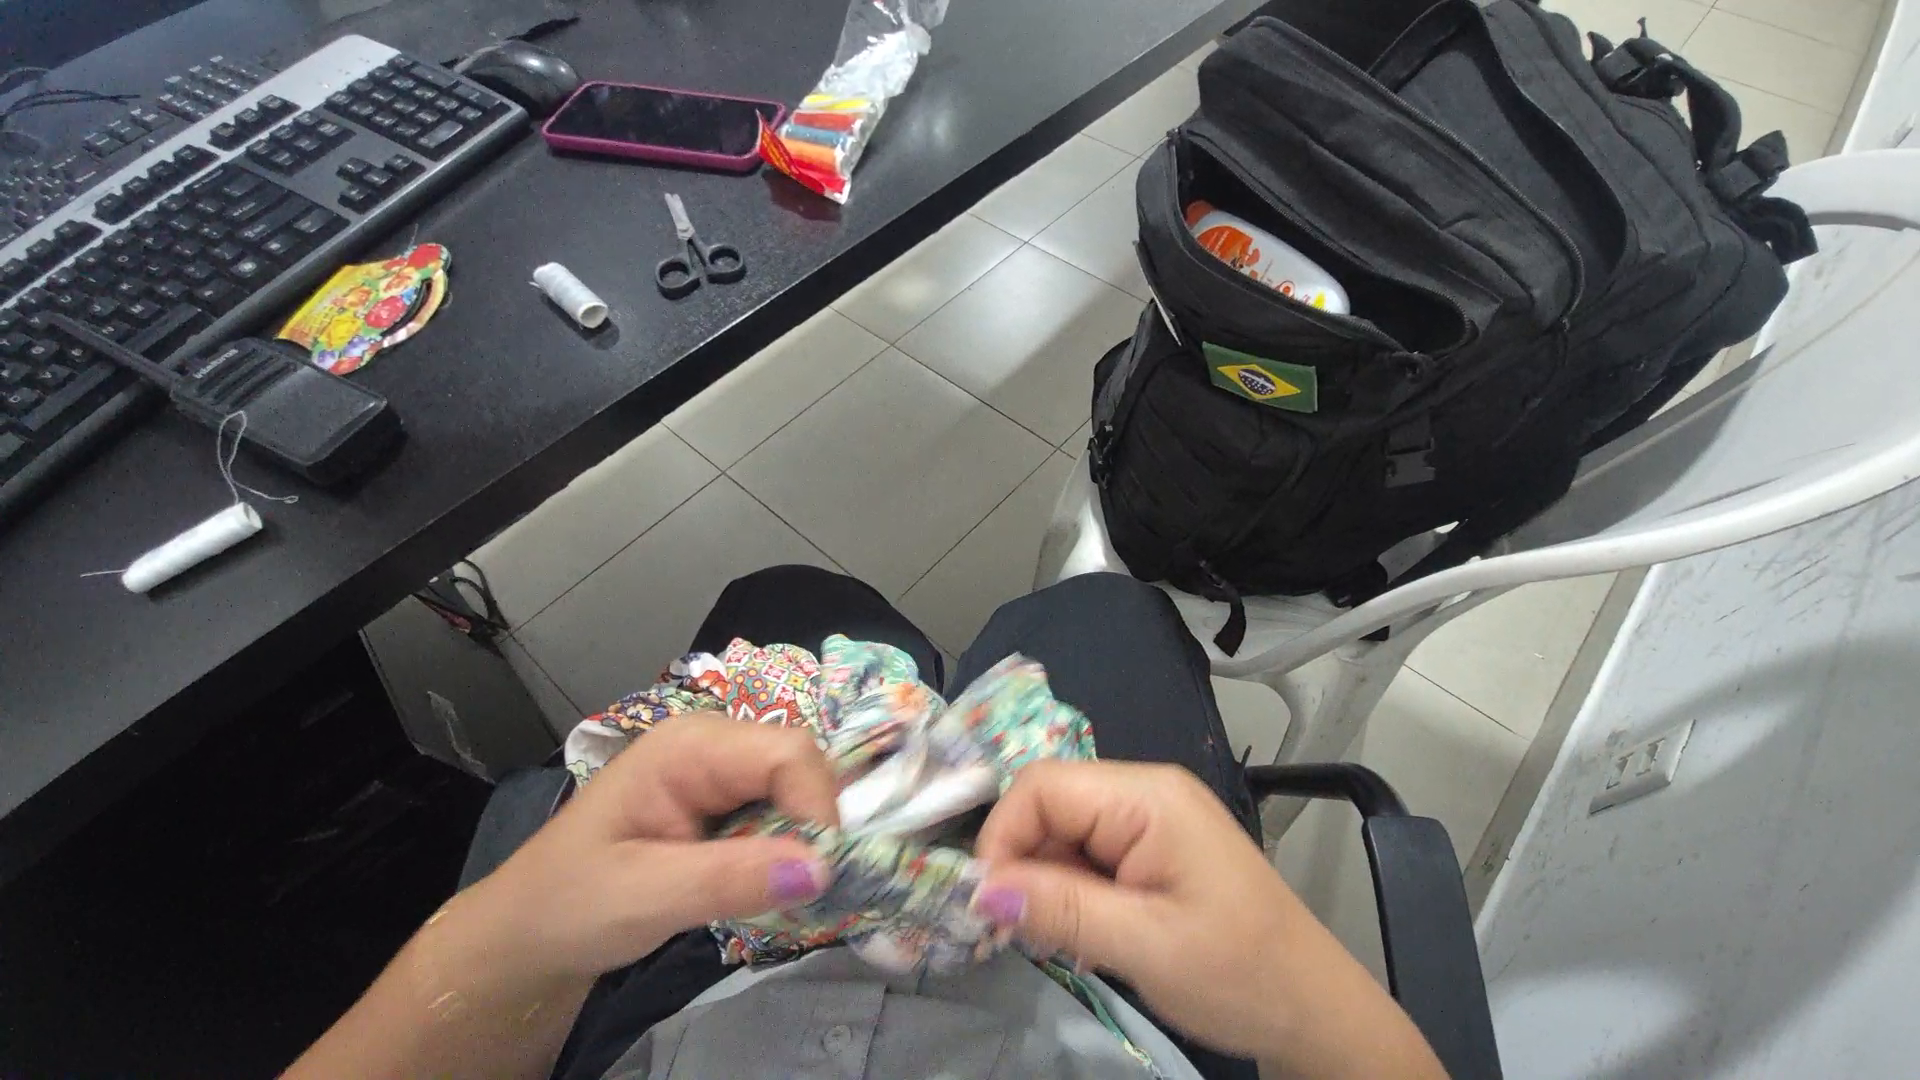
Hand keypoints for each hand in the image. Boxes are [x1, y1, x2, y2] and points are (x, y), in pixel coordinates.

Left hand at [466, 713, 839, 980]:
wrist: (526, 936)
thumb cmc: (569, 906)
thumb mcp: (645, 897)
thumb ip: (733, 879)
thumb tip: (825, 868)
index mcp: (689, 746)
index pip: (787, 752)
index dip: (816, 806)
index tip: (820, 875)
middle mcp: (712, 743)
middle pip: (798, 764)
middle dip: (811, 824)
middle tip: (802, 888)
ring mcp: (718, 770)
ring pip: (794, 788)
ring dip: (800, 839)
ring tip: (779, 890)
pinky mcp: (722, 800)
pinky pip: (778, 810)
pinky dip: (785, 848)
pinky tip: (764, 880)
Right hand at [971, 761, 1444, 1079]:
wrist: (1317, 1012)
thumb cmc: (1241, 974)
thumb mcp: (1144, 946)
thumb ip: (1058, 908)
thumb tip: (979, 891)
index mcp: (1148, 796)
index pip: (1043, 786)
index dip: (1003, 836)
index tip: (989, 905)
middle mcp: (1145, 791)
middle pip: (1050, 804)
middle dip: (1023, 864)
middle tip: (1021, 932)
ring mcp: (1150, 818)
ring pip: (1062, 832)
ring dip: (1046, 882)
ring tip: (1060, 938)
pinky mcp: (1152, 847)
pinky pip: (1086, 852)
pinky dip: (1069, 890)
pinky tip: (1084, 930)